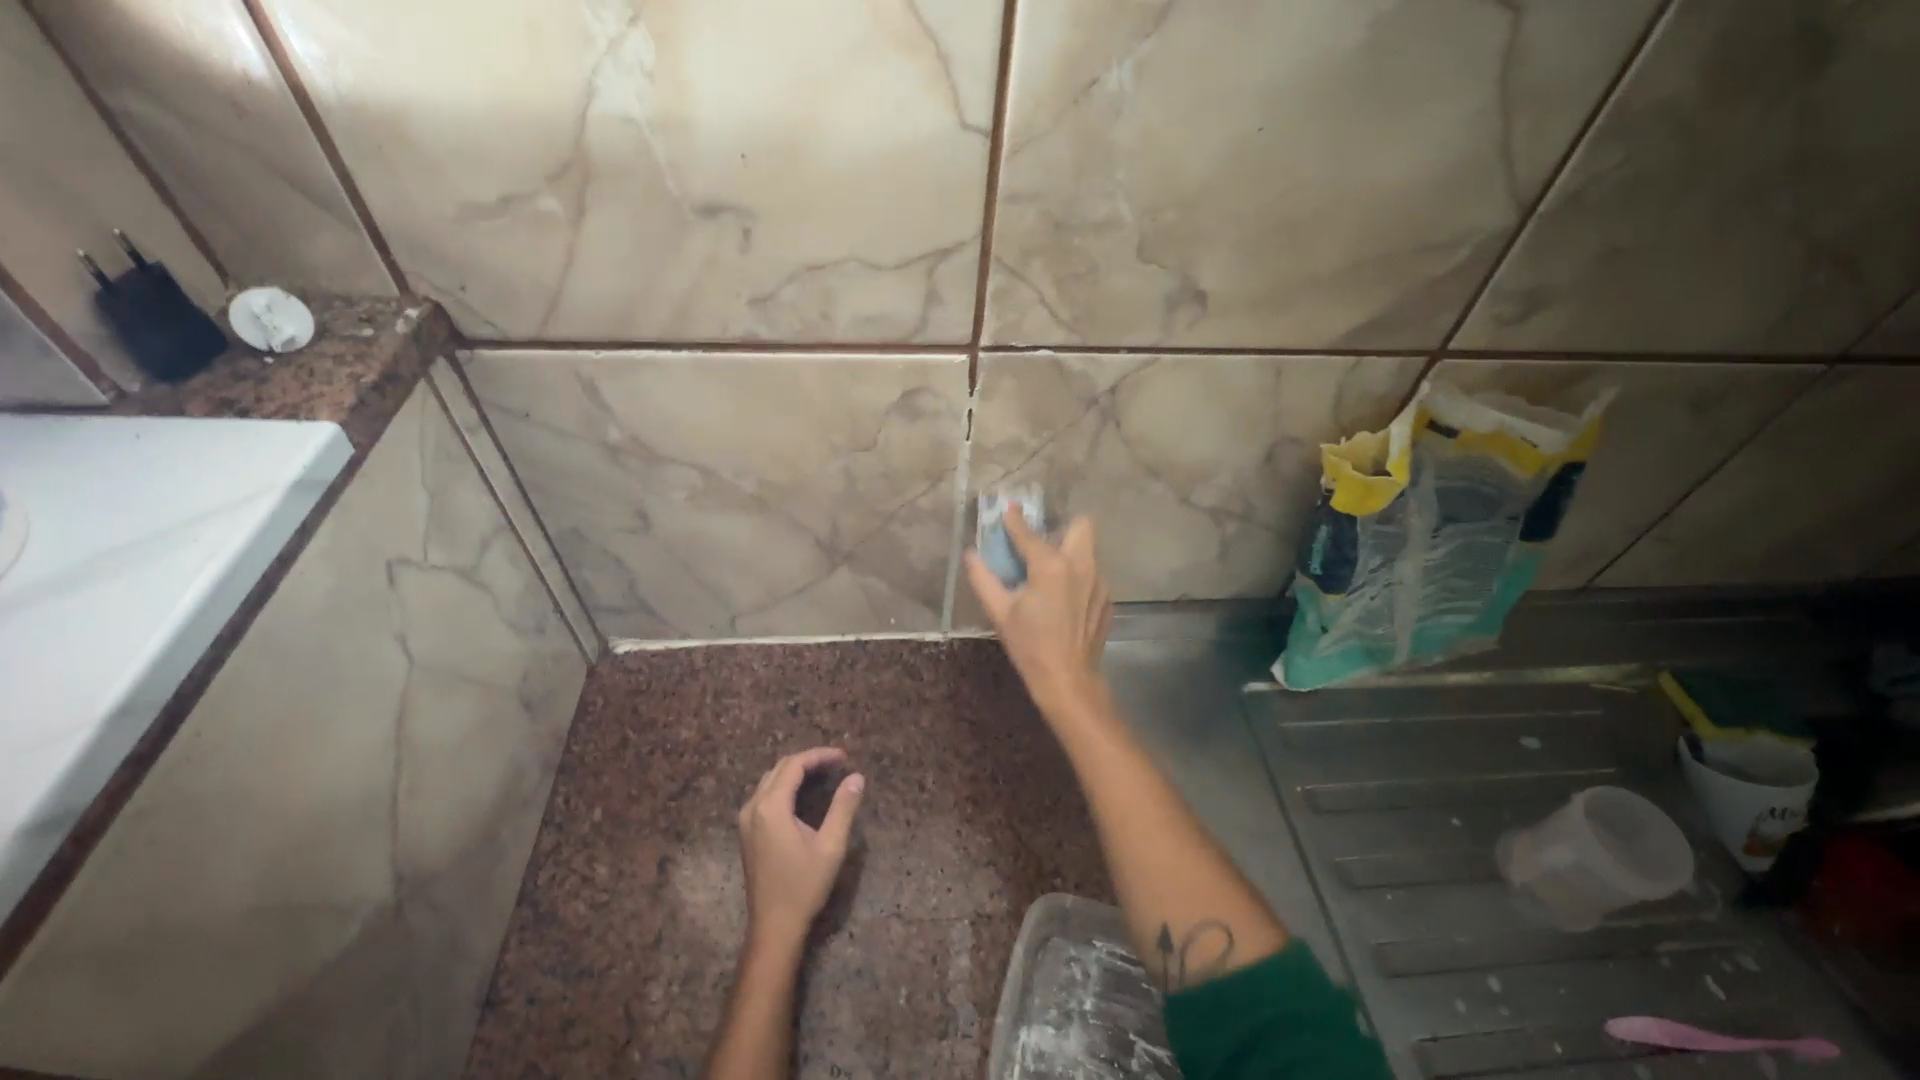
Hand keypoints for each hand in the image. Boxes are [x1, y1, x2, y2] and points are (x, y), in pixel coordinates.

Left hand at [736, 748, 864, 946]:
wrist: (774, 925)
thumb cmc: (804, 886)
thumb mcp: (831, 846)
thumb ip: (843, 807)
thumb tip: (856, 777)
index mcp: (771, 807)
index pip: (794, 765)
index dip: (819, 756)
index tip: (844, 757)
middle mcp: (753, 808)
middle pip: (779, 769)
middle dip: (808, 760)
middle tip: (836, 763)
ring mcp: (746, 821)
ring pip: (769, 781)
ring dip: (794, 772)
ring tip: (822, 774)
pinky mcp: (746, 832)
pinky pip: (764, 796)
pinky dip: (784, 786)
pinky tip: (802, 795)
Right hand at [965, 506, 1113, 713]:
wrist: (1068, 679)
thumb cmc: (1030, 645)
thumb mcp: (1000, 612)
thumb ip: (984, 579)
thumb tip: (971, 555)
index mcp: (1051, 566)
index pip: (1029, 533)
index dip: (1015, 519)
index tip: (1009, 509)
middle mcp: (1081, 565)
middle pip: (1081, 525)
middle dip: (1062, 526)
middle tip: (1043, 542)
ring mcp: (1100, 582)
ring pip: (1089, 551)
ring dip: (1071, 553)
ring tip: (1051, 573)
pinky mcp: (1107, 600)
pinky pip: (1093, 576)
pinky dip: (1078, 579)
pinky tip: (1064, 601)